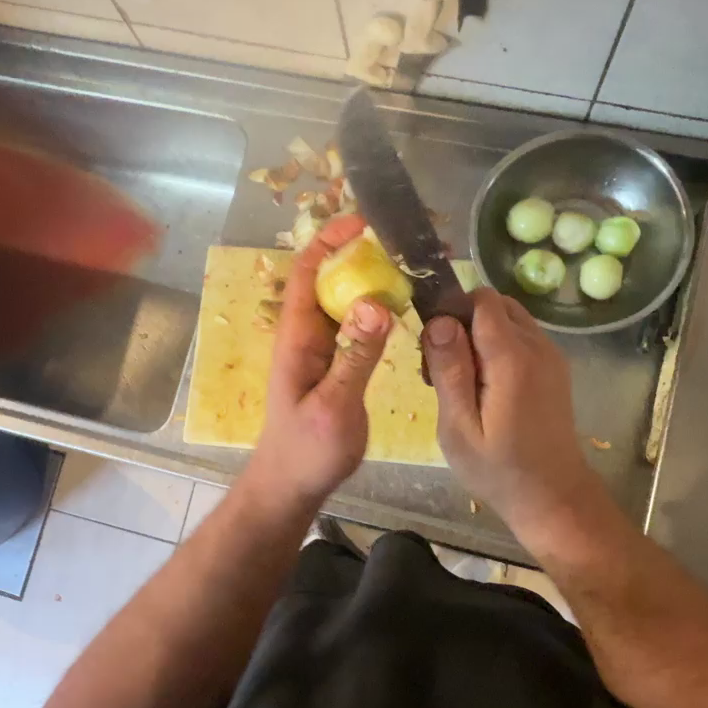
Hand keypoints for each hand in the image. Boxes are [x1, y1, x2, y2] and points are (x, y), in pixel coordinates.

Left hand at [243, 236, 394, 508]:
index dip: (331, 241)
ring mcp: (322, 349)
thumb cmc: (306, 450)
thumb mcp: (334, 405)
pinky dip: (379, 311)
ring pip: (347, 301)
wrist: (293, 484)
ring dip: (374, 281)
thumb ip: (355, 356)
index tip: (365, 222)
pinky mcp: (337, 365)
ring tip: (413, 267)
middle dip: (362, 254)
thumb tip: (376, 303)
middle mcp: (308, 334)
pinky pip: (358, 326)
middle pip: (331, 279)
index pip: (308, 272)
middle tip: (407, 244)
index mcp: (297, 336)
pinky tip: (406, 307)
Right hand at [422, 289, 602, 531]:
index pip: (481, 300)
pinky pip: (521, 337)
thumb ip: (450, 370)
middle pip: (496, 304)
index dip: (451, 311)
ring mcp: (551, 356)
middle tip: (442, 366)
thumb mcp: (459, 427)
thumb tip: (439, 320)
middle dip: (463, 321)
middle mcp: (537, 346)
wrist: (552, 495)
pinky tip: (484, 386)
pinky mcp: (554, 368)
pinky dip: (497, 347)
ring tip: (460, 379)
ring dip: (479, 334)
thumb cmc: (498, 469)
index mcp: (512, 358)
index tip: (431, 347)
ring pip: (509, 318)